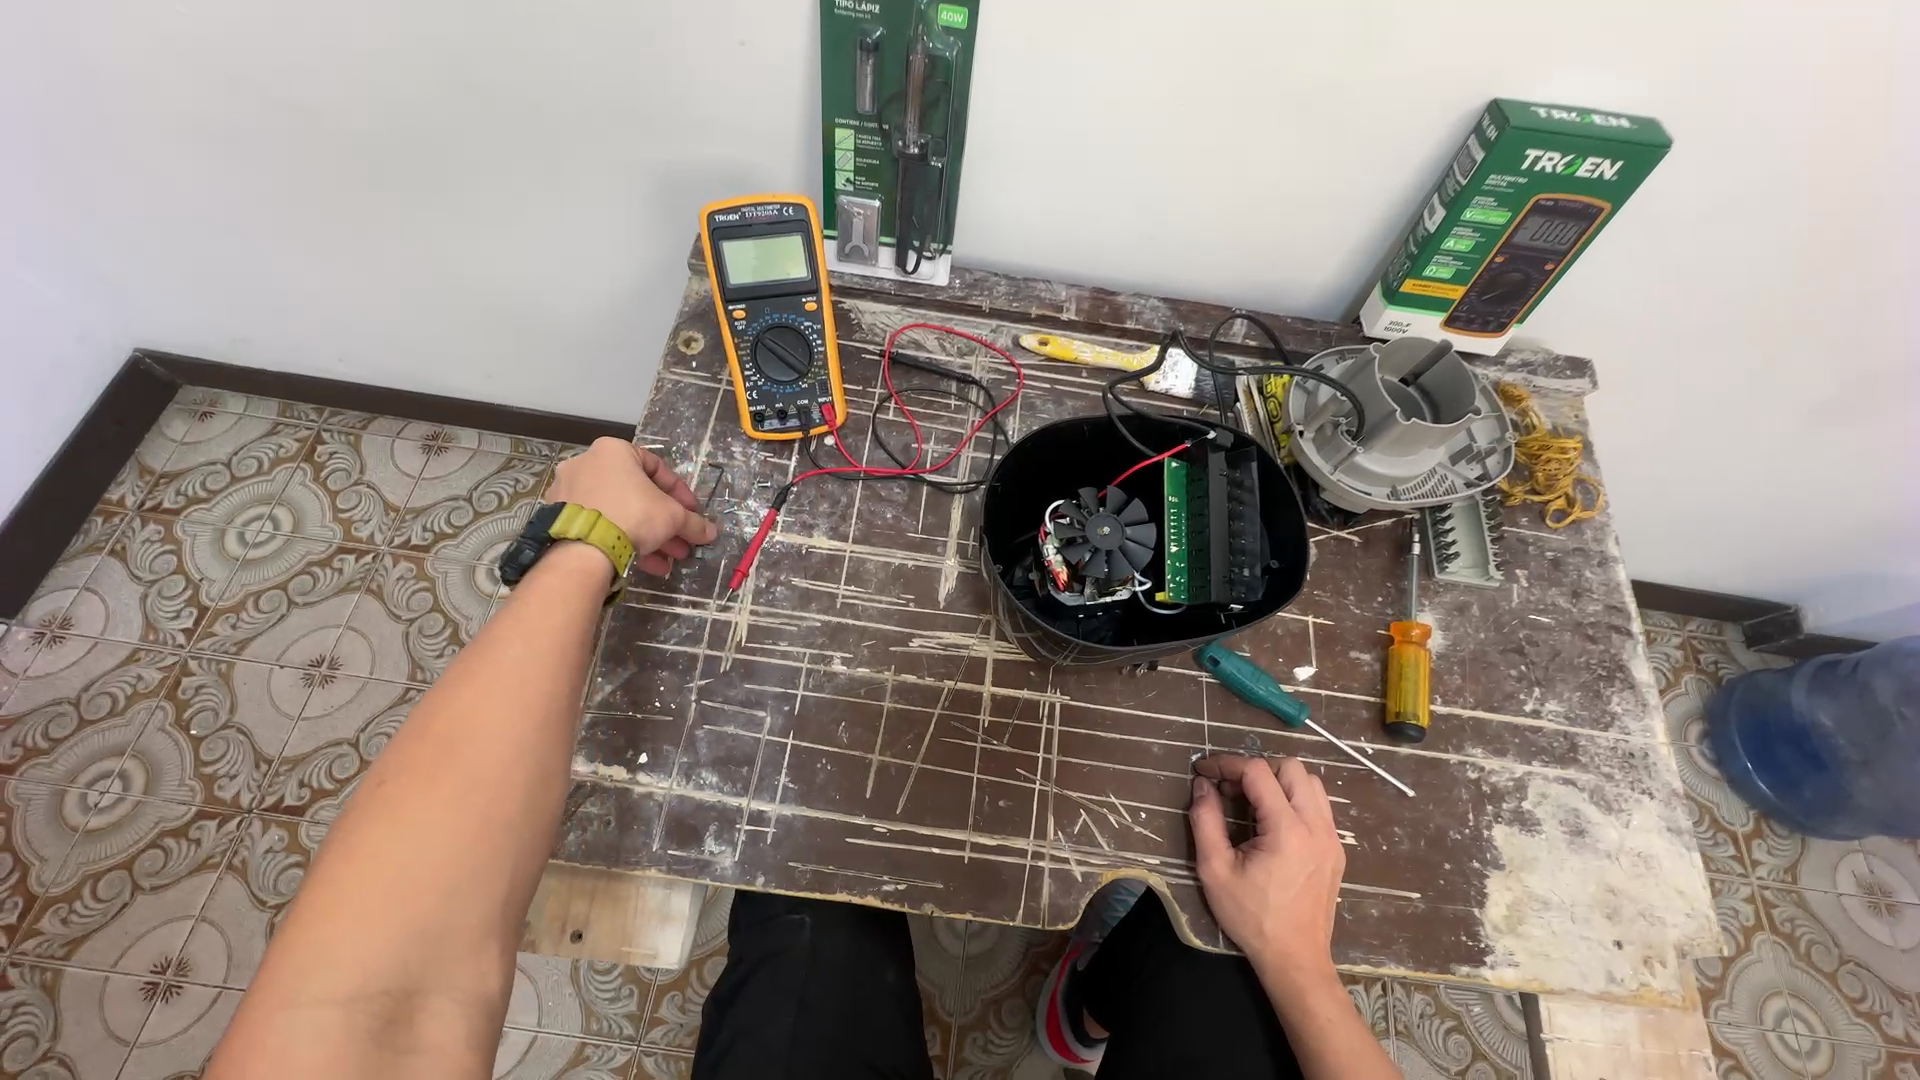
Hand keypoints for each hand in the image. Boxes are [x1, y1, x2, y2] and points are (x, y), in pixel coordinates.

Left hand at [545, 439, 717, 576]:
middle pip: (637, 494)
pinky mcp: (560, 518)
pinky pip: (600, 525)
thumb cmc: (634, 514)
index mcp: (614, 450)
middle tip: (682, 540)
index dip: (680, 493)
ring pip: (620, 512)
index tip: (692, 512)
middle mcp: (587, 464)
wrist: (584, 546)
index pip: (657, 467)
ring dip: (648, 535)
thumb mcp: (673, 517)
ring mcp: (570, 492)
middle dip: (665, 521)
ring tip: (669, 559)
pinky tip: (646, 564)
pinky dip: (624, 540)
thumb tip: (711, 532)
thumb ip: (693, 522)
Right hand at [1189, 755, 1345, 978]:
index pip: (1258, 772)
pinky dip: (1293, 798)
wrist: (1295, 960)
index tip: (1203, 771)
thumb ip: (1205, 820)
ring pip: (1310, 782)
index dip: (1227, 764)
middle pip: (1290, 767)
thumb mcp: (1214, 869)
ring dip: (1278, 781)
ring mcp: (1332, 838)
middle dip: (1255, 769)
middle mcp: (1317, 827)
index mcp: (1287, 830)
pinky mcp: (1336, 849)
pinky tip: (1272, 821)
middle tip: (1230, 788)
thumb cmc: (1251, 917)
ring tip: (1251, 802)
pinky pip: (1318, 805)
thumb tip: (1202, 784)